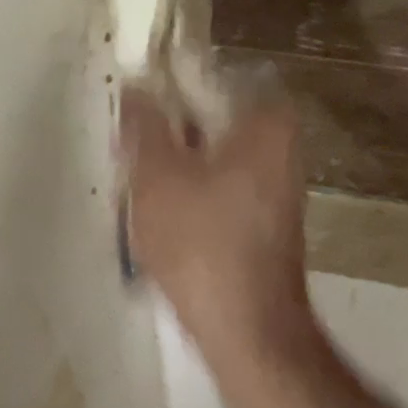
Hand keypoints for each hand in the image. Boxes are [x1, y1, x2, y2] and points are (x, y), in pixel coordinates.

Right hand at [119, 86, 312, 363]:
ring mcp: (276, 188)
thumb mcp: (157, 176)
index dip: (166, 86)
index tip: (133, 106)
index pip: (209, 76)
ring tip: (136, 194)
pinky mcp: (263, 223)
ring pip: (208, 160)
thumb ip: (144, 124)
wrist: (248, 331)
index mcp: (266, 121)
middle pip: (207, 121)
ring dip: (171, 171)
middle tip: (127, 155)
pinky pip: (217, 192)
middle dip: (164, 136)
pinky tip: (157, 225)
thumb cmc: (202, 244)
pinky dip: (188, 200)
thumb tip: (136, 85)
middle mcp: (280, 147)